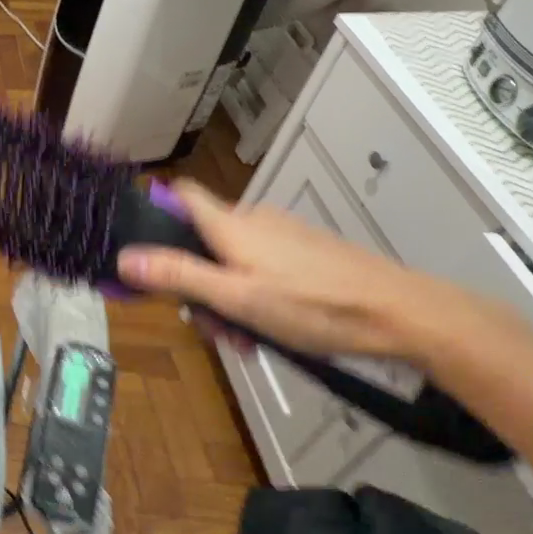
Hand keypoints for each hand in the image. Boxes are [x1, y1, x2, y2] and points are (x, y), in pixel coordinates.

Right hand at [116, 179, 478, 361]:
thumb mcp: (236, 298)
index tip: (142, 245)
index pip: (181, 194)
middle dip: (195, 281)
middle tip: (208, 324)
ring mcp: (287, 238)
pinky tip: (274, 331)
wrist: (409, 317)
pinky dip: (257, 295)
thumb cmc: (315, 306)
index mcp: (230, 224)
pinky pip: (265, 269)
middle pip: (203, 240)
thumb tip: (123, 257)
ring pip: (235, 260)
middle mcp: (254, 221)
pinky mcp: (313, 256)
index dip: (155, 209)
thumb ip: (178, 275)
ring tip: (246, 339)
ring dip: (227, 296)